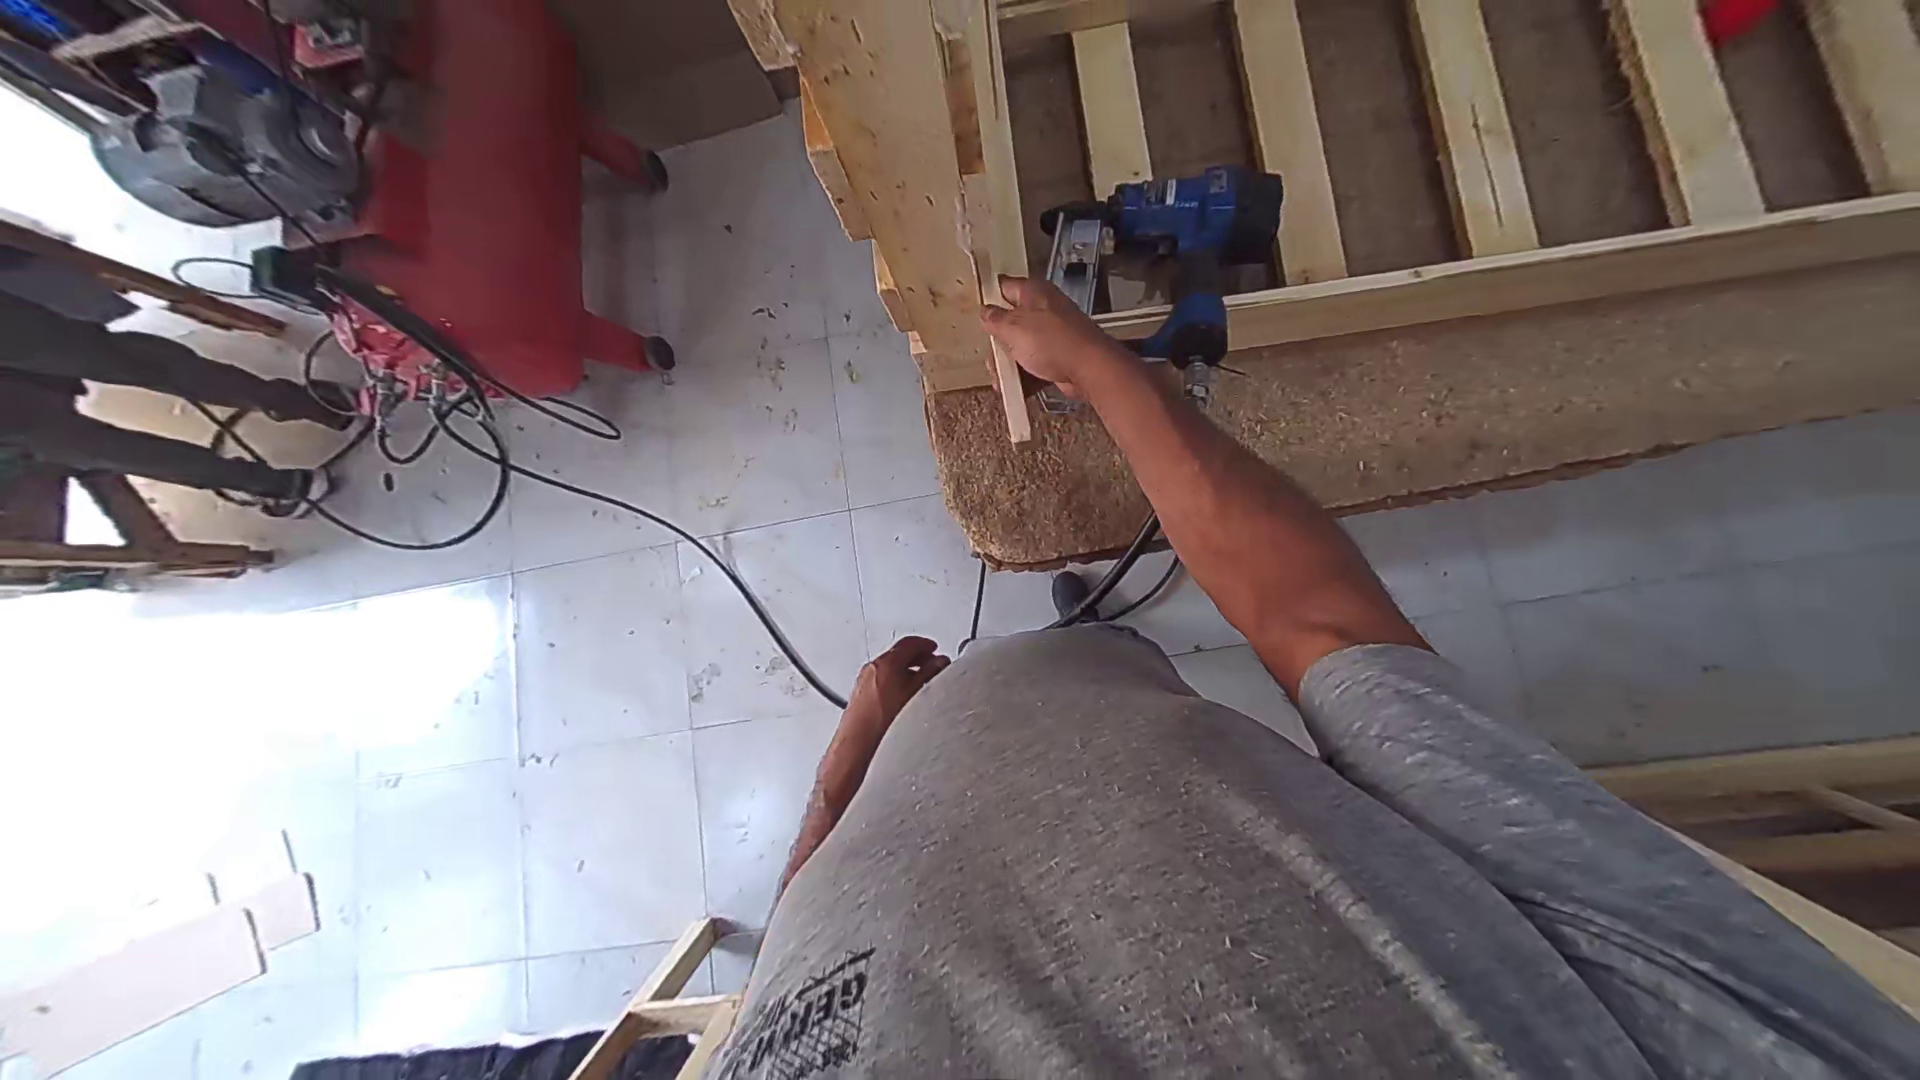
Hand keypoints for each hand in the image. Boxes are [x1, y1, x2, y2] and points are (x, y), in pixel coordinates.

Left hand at [843, 636, 950, 734]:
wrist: (858, 747)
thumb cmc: (883, 723)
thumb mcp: (918, 694)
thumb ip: (931, 673)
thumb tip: (939, 662)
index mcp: (887, 662)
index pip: (909, 643)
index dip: (925, 644)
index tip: (933, 648)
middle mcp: (872, 668)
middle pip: (897, 654)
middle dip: (916, 657)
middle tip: (930, 663)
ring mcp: (863, 682)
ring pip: (888, 669)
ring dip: (904, 671)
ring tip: (919, 684)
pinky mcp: (859, 696)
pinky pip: (879, 682)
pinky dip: (893, 683)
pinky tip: (902, 700)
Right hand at [981, 276, 1130, 398]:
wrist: (1087, 368)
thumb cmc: (1051, 341)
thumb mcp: (1013, 327)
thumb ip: (995, 319)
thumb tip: (985, 312)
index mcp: (1033, 292)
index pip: (1004, 287)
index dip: (989, 298)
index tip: (978, 313)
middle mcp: (1044, 309)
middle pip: (1011, 323)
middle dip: (998, 344)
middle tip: (993, 358)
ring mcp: (1053, 334)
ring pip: (1022, 347)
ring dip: (1009, 365)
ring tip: (1001, 380)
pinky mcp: (1059, 356)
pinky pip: (1035, 365)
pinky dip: (1025, 377)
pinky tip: (1017, 388)